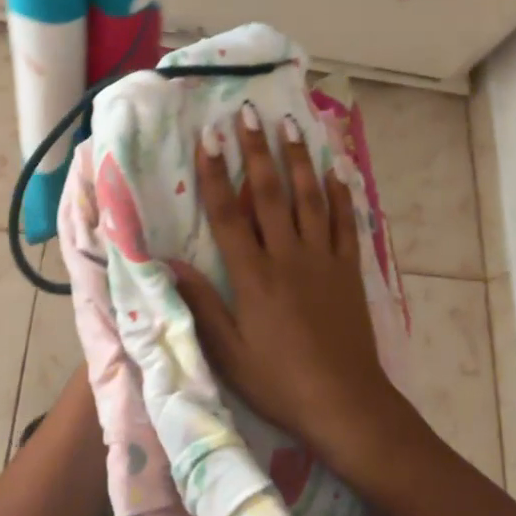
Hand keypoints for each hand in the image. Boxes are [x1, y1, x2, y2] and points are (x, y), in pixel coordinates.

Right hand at [170, 102, 402, 457]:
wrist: (345, 403)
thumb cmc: (278, 381)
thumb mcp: (228, 352)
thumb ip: (200, 304)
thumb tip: (167, 263)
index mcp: (253, 276)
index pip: (229, 213)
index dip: (216, 172)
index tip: (209, 136)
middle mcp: (288, 256)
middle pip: (270, 193)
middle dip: (257, 149)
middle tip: (250, 111)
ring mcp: (322, 259)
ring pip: (309, 198)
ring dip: (298, 159)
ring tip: (291, 124)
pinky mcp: (349, 270)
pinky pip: (346, 222)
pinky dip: (341, 193)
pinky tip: (337, 169)